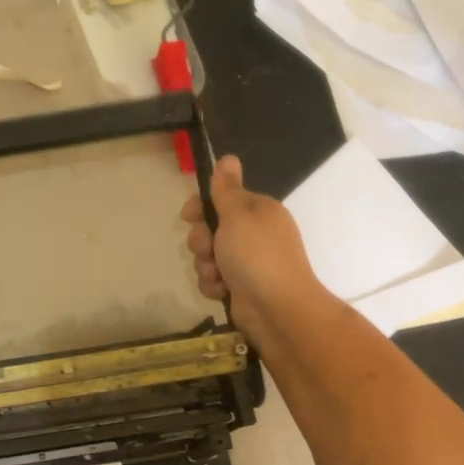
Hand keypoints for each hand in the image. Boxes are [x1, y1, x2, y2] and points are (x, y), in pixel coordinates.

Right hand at [182, 155, 328, 345]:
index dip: (200, 207)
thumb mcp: (238, 216)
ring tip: (218, 275)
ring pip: (207, 257)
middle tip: (207, 249)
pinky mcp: (238, 285)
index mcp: (257, 211)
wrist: (275, 306)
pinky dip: (213, 285)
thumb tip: (228, 158)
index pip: (220, 199)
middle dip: (201, 242)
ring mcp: (246, 261)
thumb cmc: (256, 255)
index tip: (188, 216)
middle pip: (209, 230)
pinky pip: (213, 279)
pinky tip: (222, 290)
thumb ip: (226, 189)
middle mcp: (252, 233)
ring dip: (205, 266)